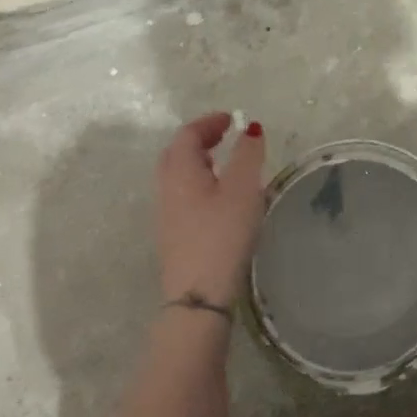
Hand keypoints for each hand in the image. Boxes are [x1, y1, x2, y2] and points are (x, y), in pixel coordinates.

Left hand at [156, 113, 266, 309]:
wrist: (199, 296)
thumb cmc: (222, 234)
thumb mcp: (243, 188)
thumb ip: (247, 154)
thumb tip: (249, 128)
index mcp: (180, 171)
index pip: (188, 134)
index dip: (209, 122)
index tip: (231, 120)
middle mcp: (167, 189)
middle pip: (177, 153)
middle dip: (200, 139)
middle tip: (224, 137)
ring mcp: (167, 215)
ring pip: (178, 176)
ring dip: (199, 162)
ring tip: (225, 165)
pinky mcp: (174, 236)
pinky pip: (183, 196)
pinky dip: (199, 183)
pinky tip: (220, 199)